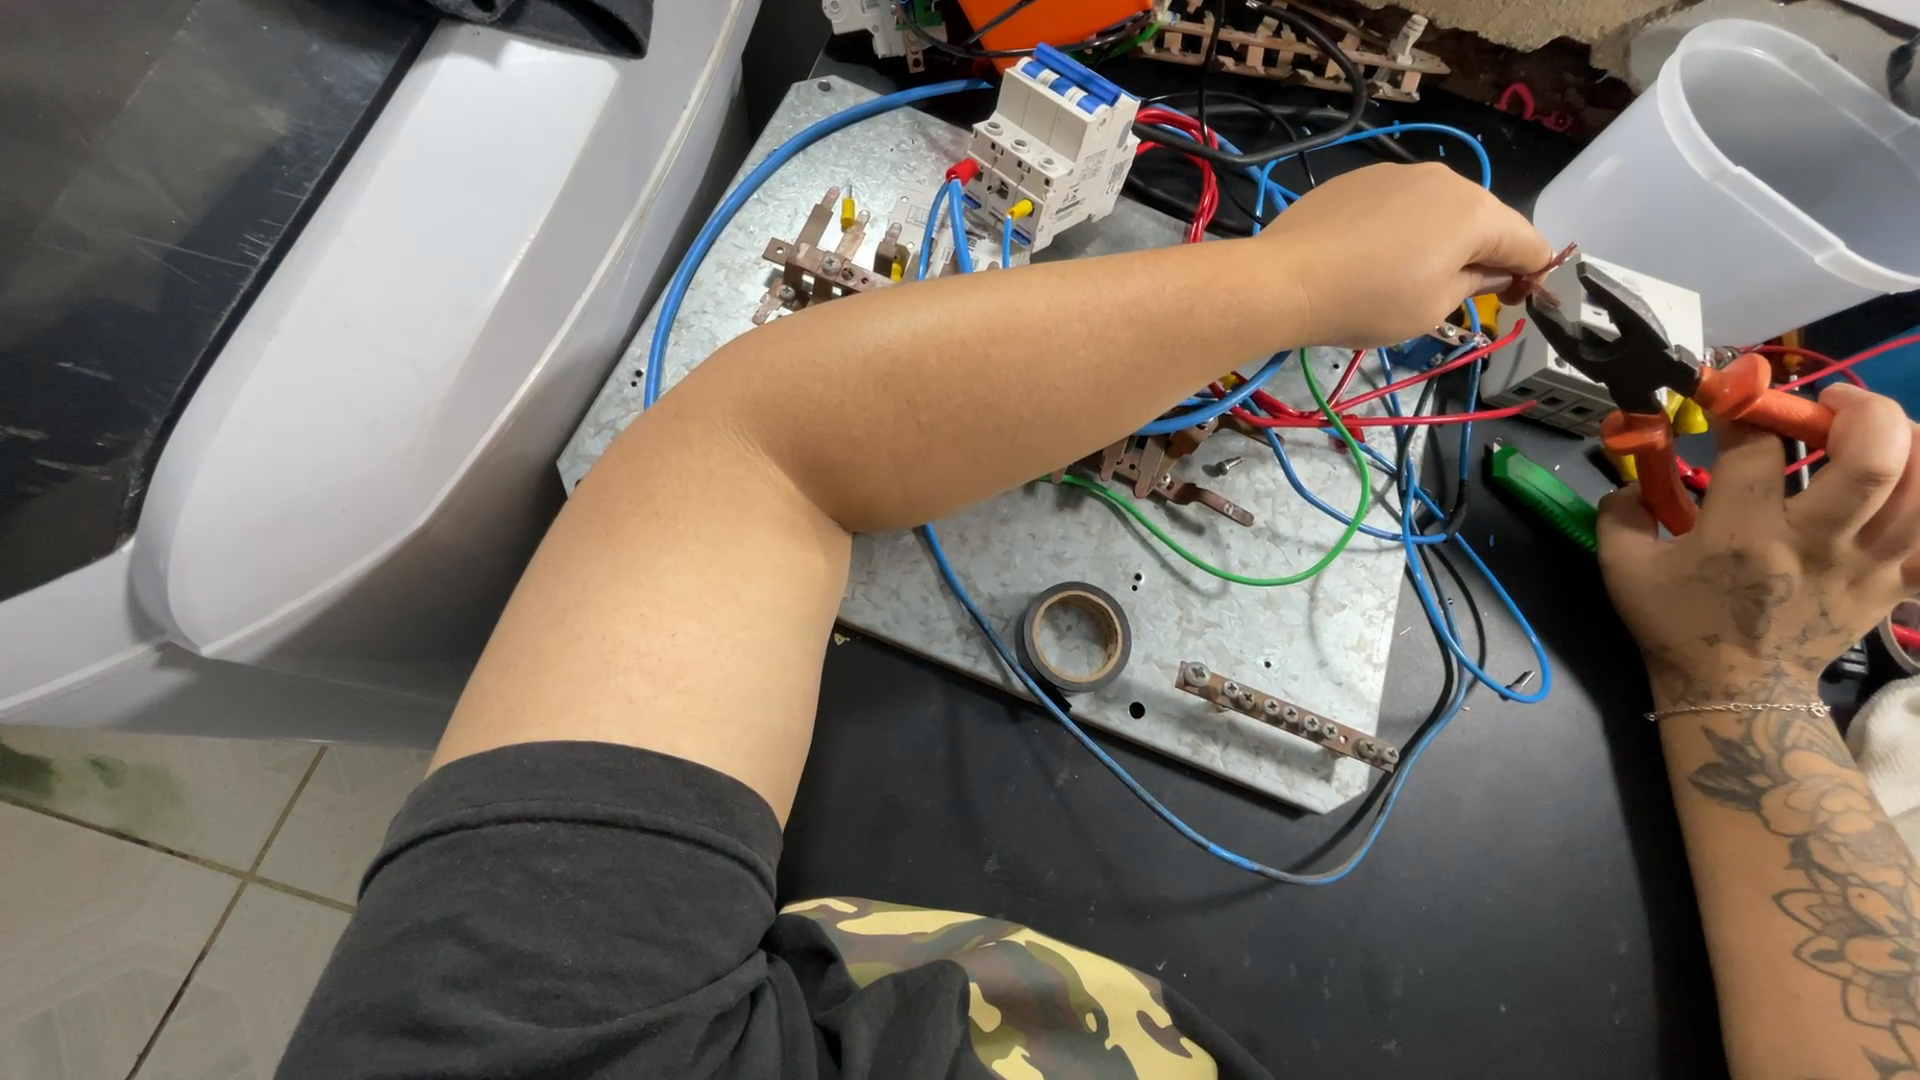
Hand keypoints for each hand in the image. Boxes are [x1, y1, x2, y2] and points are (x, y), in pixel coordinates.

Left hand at [1257, 163, 1552, 346]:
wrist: (1285, 280)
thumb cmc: (1366, 302)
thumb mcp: (1432, 309)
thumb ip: (1474, 285)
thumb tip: (1492, 271)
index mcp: (1476, 213)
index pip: (1526, 241)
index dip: (1531, 273)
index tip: (1516, 298)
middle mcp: (1445, 180)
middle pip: (1479, 219)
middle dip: (1478, 253)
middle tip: (1453, 292)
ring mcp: (1397, 174)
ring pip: (1434, 209)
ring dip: (1433, 239)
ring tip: (1399, 275)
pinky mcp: (1356, 180)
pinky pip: (1392, 205)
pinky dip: (1393, 229)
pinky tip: (1364, 257)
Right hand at [1598, 385, 1919, 707]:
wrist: (1733, 686)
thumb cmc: (1672, 622)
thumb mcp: (1621, 568)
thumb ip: (1621, 515)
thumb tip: (1636, 480)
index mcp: (1740, 536)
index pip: (1755, 452)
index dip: (1743, 414)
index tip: (1730, 403)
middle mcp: (1814, 542)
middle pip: (1875, 459)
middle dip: (1861, 411)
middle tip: (1830, 401)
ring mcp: (1867, 563)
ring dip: (1907, 443)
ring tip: (1873, 432)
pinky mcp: (1895, 580)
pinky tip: (1907, 482)